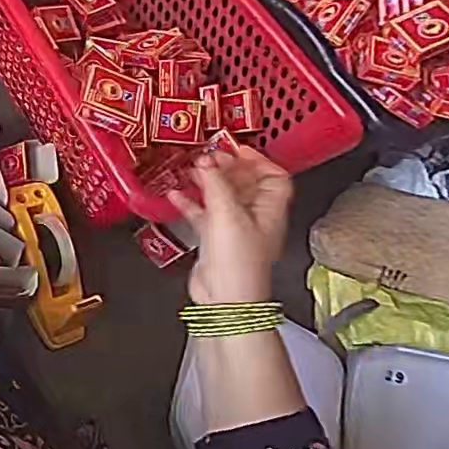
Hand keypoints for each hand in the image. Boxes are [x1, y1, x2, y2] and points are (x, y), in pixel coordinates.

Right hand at [166, 147, 292, 304]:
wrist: (224, 299)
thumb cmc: (237, 264)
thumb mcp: (228, 214)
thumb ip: (216, 184)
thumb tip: (207, 162)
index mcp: (269, 210)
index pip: (273, 176)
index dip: (256, 159)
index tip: (234, 148)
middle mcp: (254, 218)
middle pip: (245, 183)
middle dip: (226, 167)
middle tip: (207, 156)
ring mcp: (233, 229)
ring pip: (221, 197)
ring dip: (206, 182)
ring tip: (190, 169)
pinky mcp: (213, 240)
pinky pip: (202, 214)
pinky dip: (190, 202)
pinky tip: (175, 195)